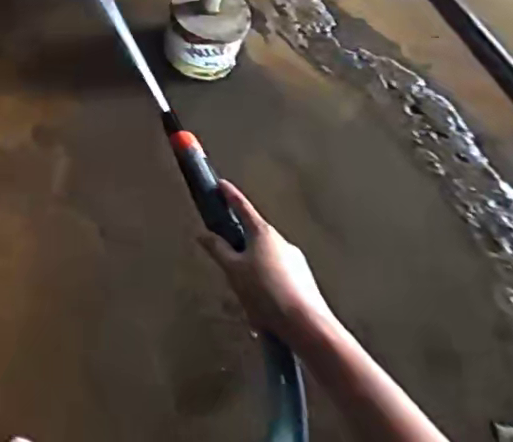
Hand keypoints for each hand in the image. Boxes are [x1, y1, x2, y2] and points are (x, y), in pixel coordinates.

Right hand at [199, 180, 333, 346]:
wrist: (309, 328)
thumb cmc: (266, 293)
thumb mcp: (233, 271)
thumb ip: (217, 249)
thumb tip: (204, 234)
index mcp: (263, 233)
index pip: (242, 207)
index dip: (229, 195)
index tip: (221, 184)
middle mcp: (281, 242)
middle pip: (254, 238)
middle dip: (241, 251)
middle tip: (230, 267)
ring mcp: (296, 262)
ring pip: (266, 262)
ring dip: (254, 276)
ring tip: (248, 302)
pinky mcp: (304, 283)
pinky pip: (278, 280)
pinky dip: (267, 290)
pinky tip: (263, 312)